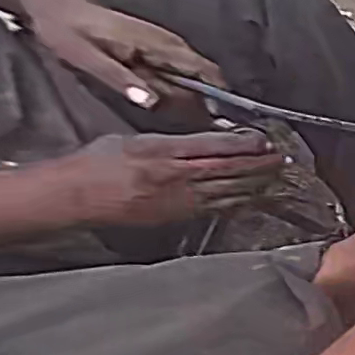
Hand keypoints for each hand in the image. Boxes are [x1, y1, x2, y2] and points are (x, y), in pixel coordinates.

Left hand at [25, 0, 223, 108]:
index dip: (219, 96)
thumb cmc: (66, 29)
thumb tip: (152, 102)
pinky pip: (183, 73)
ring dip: (182, 93)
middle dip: (194, 98)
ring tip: (153, 95)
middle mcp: (174, 44)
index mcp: (161, 46)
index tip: (214, 116)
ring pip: (194, 77)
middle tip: (163, 105)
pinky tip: (152, 88)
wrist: (56, 3)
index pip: (209, 72)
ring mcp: (171, 45)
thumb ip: (119, 78)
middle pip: (205, 79)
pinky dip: (175, 86)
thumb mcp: (83, 56)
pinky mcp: (164, 49)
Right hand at [54, 130, 283, 226]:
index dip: (243, 144)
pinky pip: (222, 206)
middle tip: (281, 158)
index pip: (213, 146)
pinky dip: (244, 199)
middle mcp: (176, 174)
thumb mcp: (131, 141)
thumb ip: (171, 143)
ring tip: (278, 174)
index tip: (263, 140)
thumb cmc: (96, 163)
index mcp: (161, 150)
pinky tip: (259, 194)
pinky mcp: (184, 214)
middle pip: (231, 168)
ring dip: (259, 181)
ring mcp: (182, 197)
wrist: (73, 196)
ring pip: (233, 189)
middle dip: (260, 163)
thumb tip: (206, 143)